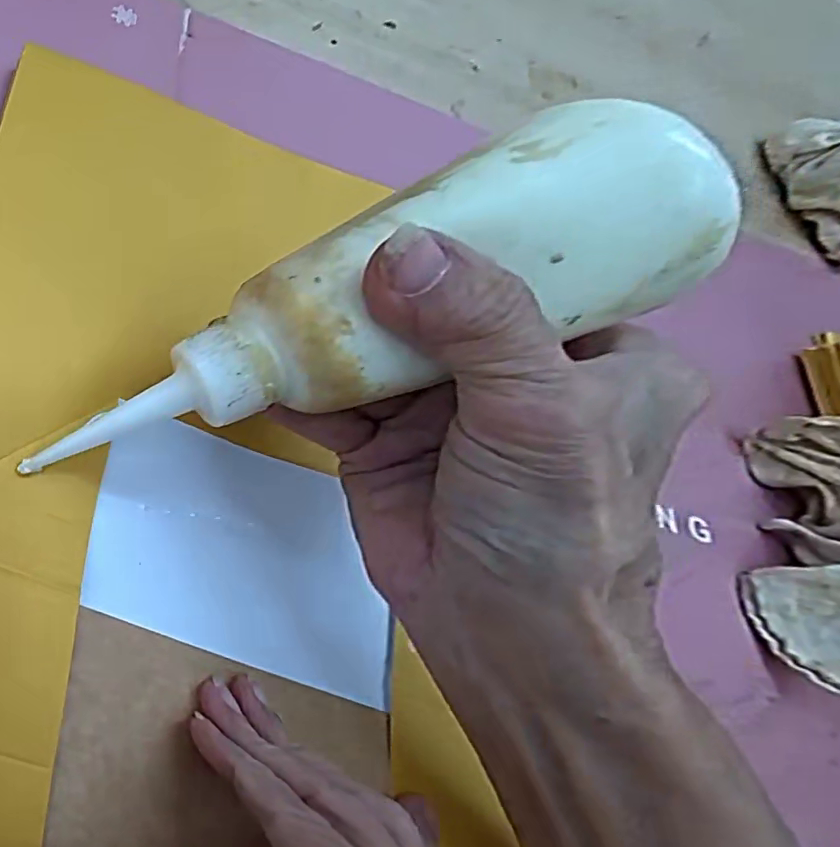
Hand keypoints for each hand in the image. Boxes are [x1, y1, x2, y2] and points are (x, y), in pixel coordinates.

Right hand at [189, 674, 478, 846]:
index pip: (285, 813)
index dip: (236, 763)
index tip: (200, 723)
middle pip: (324, 792)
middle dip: (264, 736)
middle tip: (225, 692)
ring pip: (366, 808)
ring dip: (308, 755)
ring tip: (271, 718)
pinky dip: (392, 815)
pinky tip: (401, 798)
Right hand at [272, 226, 706, 680]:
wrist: (492, 628)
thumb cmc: (550, 521)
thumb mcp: (538, 410)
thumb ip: (477, 326)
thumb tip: (397, 251)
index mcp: (587, 357)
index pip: (528, 278)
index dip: (470, 244)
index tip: (405, 218)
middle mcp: (504, 379)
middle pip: (428, 313)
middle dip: (374, 290)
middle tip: (319, 261)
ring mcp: (433, 413)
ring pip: (369, 357)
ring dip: (322, 339)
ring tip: (271, 310)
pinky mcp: (376, 446)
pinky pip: (328, 404)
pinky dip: (293, 390)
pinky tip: (260, 372)